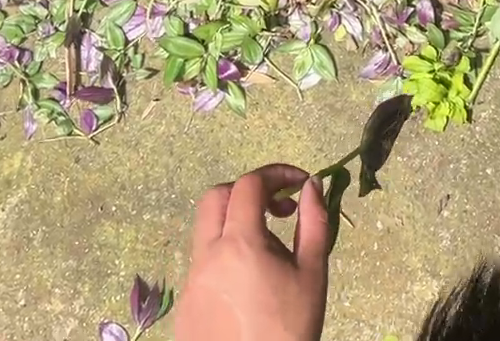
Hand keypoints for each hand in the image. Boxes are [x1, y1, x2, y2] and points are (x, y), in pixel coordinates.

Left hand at [175, 165, 329, 340]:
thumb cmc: (289, 328)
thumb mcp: (312, 272)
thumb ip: (314, 221)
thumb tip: (312, 184)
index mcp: (240, 244)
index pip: (249, 184)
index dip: (277, 174)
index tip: (300, 186)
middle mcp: (207, 256)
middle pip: (216, 197)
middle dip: (248, 190)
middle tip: (277, 207)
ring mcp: (191, 281)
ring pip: (206, 230)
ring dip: (236, 222)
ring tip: (268, 248)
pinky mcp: (185, 305)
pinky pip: (202, 261)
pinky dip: (225, 252)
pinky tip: (249, 280)